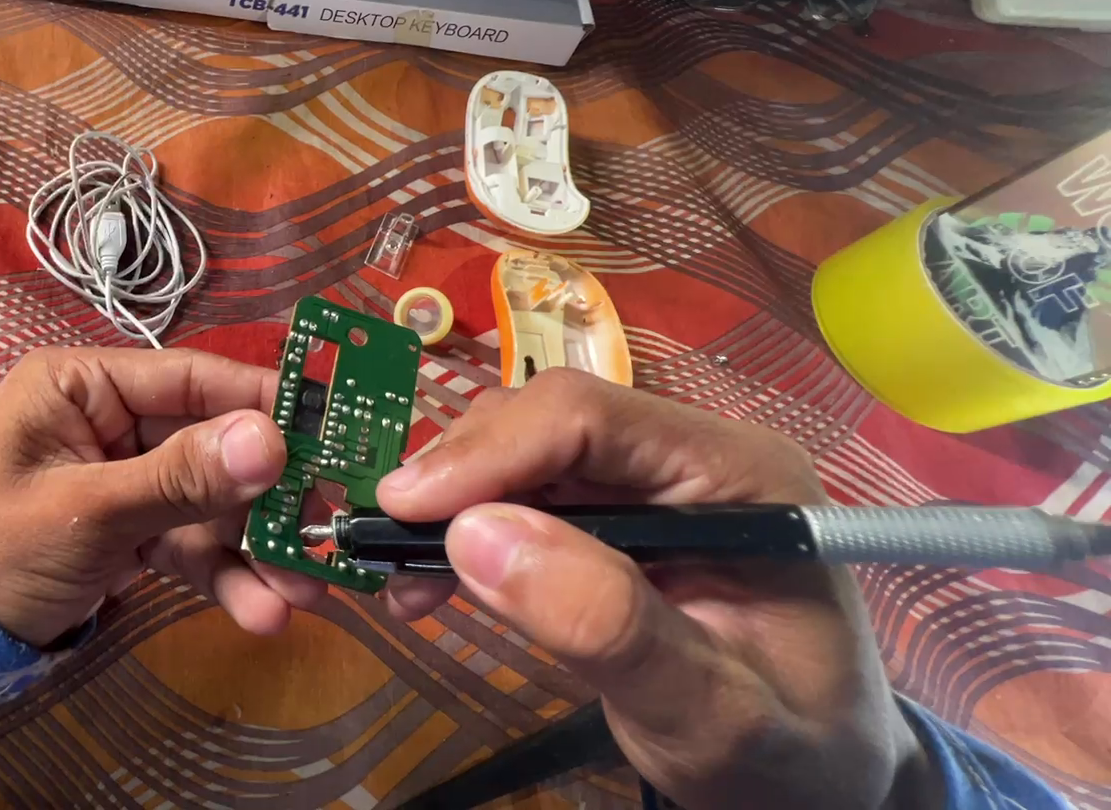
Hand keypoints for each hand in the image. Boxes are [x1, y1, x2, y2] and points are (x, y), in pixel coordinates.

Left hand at [0, 347, 326, 647]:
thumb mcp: (85, 510)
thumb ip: (177, 477)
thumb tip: (272, 439)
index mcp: (85, 384)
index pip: (189, 378)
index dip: (260, 402)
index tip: (330, 429)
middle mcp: (111, 419)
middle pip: (210, 443)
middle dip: (267, 494)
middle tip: (330, 528)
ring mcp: (125, 475)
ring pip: (207, 500)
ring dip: (255, 545)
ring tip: (305, 592)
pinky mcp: (130, 527)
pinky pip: (187, 541)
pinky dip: (221, 573)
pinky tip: (259, 610)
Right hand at [375, 369, 939, 809]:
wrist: (799, 775)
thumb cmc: (779, 751)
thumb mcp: (713, 715)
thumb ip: (608, 625)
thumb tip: (474, 536)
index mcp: (734, 472)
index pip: (587, 416)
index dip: (489, 450)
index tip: (407, 507)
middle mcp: (678, 449)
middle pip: (537, 419)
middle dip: (457, 475)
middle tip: (391, 539)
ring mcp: (633, 472)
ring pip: (509, 444)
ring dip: (446, 499)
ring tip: (403, 568)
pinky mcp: (596, 500)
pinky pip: (507, 484)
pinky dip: (455, 522)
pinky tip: (428, 570)